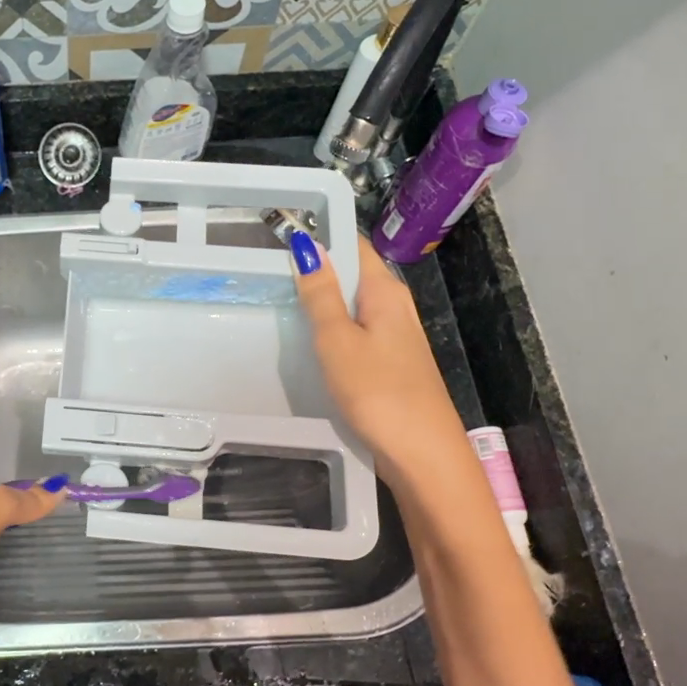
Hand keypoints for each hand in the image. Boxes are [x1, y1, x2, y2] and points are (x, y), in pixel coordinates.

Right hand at [291, 232, 470, 481]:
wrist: (422, 453)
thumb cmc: (378, 392)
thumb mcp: (338, 341)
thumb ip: (320, 294)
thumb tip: (306, 244)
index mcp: (385, 291)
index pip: (351, 244)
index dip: (319, 234)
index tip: (280, 232)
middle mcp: (394, 306)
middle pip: (351, 274)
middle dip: (314, 268)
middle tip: (265, 267)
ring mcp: (394, 337)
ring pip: (351, 306)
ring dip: (320, 301)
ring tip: (277, 299)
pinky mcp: (389, 364)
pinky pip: (355, 332)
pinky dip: (331, 329)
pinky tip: (308, 342)